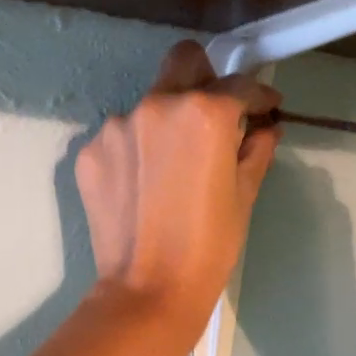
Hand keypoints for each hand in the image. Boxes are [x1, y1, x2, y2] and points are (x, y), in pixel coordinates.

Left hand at [75, 40, 281, 325]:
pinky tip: (143, 188)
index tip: (265, 112)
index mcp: (204, 112)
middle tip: (215, 119)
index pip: (238, 85)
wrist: (148, 292)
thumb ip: (256, 149)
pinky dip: (136, 153)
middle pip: (184, 63)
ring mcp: (116, 128)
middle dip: (205, 81)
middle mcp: (156, 105)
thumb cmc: (208, 248)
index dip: (258, 98)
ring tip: (172, 169)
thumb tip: (265, 127)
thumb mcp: (243, 196)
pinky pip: (120, 138)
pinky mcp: (90, 154)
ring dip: (165, 124)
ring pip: (148, 104)